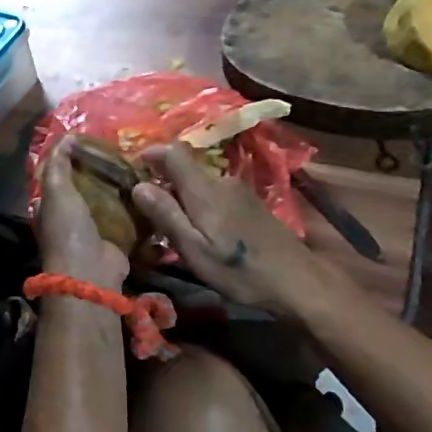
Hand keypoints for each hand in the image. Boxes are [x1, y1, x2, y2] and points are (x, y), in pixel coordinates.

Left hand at [35, 136, 130, 290]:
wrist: (91, 271)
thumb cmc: (69, 230)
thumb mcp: (57, 191)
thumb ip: (59, 164)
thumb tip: (66, 137)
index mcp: (50, 206)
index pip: (57, 176)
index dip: (69, 159)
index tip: (89, 140)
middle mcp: (70, 217)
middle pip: (84, 187)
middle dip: (99, 171)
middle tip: (120, 150)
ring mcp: (94, 229)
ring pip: (106, 200)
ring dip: (119, 186)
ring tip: (136, 163)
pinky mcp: (116, 238)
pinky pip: (125, 216)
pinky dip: (133, 204)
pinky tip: (146, 186)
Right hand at [130, 144, 350, 319]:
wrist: (296, 279)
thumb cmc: (239, 269)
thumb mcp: (195, 249)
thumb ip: (167, 215)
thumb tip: (138, 186)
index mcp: (205, 189)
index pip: (174, 152)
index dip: (153, 154)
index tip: (136, 167)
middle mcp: (222, 181)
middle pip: (187, 169)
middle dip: (165, 182)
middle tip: (149, 210)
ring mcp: (240, 191)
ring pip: (202, 184)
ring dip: (184, 197)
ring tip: (174, 225)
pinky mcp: (251, 203)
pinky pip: (216, 194)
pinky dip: (202, 205)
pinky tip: (203, 230)